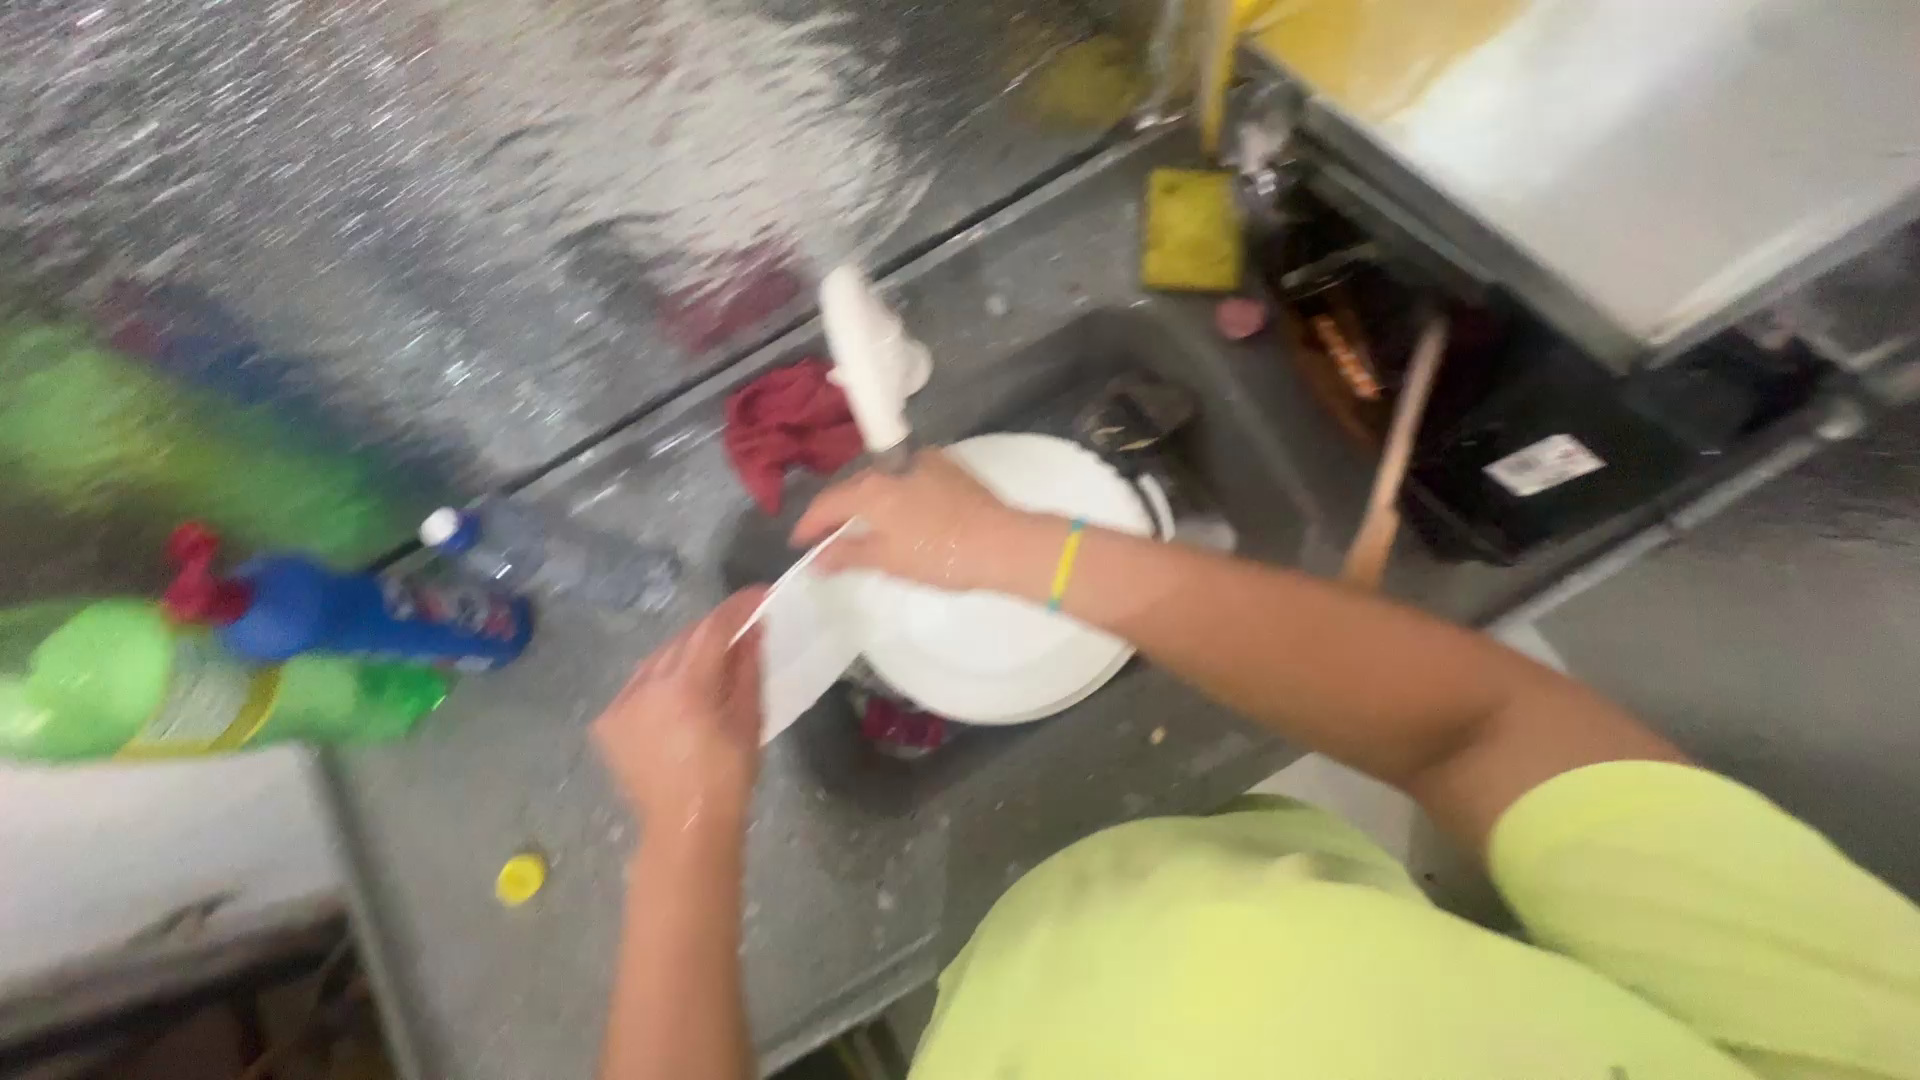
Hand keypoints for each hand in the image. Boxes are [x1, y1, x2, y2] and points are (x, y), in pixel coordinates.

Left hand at [592, 587, 767, 837]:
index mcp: (685, 686)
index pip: (713, 628)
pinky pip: (638, 684)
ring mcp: (620, 704)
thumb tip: (752, 631)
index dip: (738, 607)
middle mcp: (645, 686)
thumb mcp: (748, 719)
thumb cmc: (728, 777)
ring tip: (711, 660)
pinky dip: (661, 679)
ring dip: (685, 653)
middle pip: (684, 639)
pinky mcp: (608, 722)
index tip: (760, 595)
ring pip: (657, 659)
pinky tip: (678, 693)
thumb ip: (747, 669)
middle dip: (713, 631)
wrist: (685, 828)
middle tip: (741, 632)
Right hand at [790, 450, 1059, 595]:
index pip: (827, 503)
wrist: (1002, 543)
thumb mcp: (890, 560)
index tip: (801, 543)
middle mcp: (893, 466)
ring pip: (882, 480)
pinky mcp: (948, 467)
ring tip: (866, 526)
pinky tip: (903, 514)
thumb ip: (849, 554)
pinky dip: (896, 494)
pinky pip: (908, 478)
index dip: (809, 524)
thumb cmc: (940, 556)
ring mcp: (924, 461)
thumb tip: (817, 557)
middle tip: (831, 537)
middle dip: (839, 511)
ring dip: (869, 501)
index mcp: (872, 488)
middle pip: (854, 487)